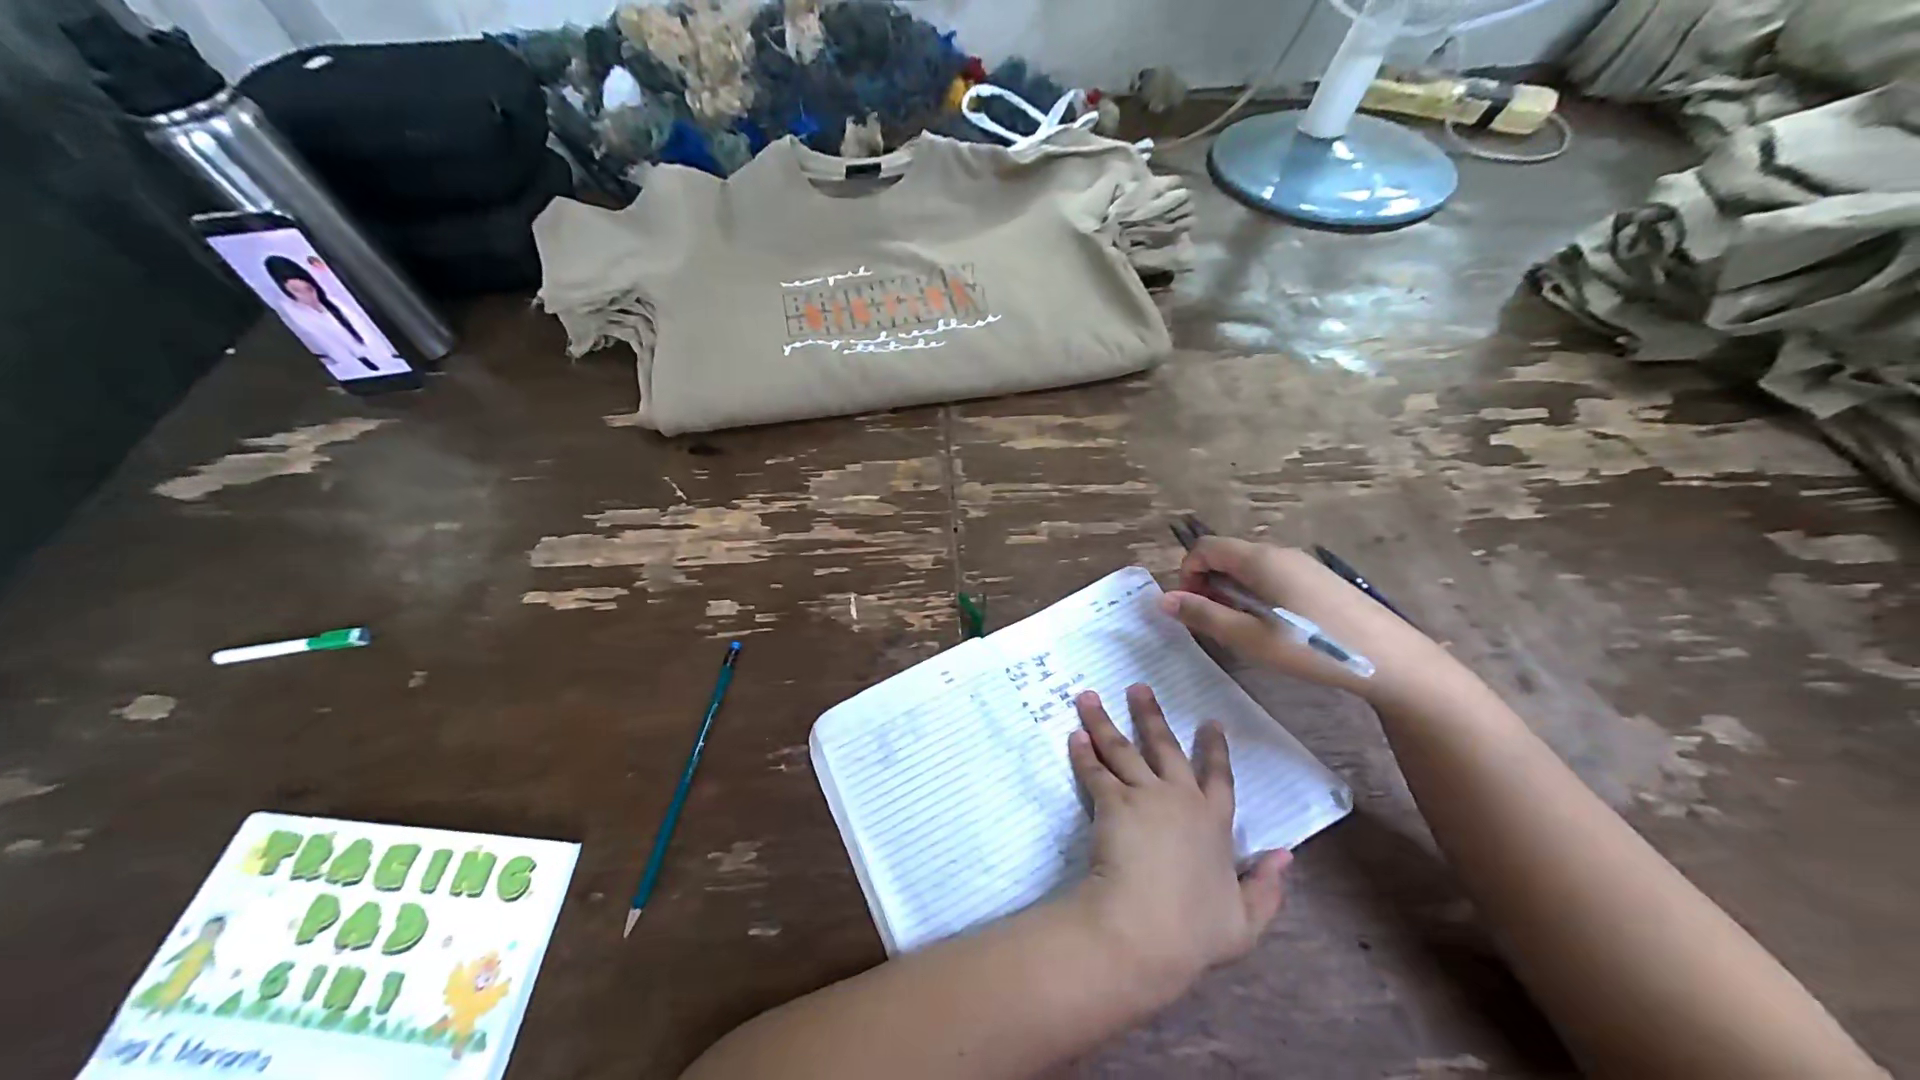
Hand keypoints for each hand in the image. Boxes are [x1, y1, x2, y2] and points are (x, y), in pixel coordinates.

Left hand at [1065, 684, 1291, 998]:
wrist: (1147, 927)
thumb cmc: (1195, 930)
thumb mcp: (1245, 919)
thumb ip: (1267, 887)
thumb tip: (1287, 855)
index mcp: (1215, 823)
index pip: (1219, 777)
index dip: (1215, 749)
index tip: (1211, 722)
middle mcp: (1181, 799)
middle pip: (1165, 747)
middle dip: (1151, 716)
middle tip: (1138, 688)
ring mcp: (1145, 796)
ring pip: (1123, 749)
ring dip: (1105, 722)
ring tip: (1088, 697)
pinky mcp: (1112, 802)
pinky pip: (1096, 771)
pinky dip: (1084, 753)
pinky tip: (1075, 736)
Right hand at [1159, 537, 1456, 705]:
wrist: (1392, 661)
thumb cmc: (1314, 648)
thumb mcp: (1251, 638)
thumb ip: (1205, 616)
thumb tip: (1163, 600)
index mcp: (1260, 560)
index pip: (1205, 547)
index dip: (1186, 573)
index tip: (1189, 608)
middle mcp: (1279, 552)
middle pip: (1227, 554)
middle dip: (1206, 583)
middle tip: (1211, 622)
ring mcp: (1303, 564)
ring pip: (1249, 567)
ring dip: (1230, 590)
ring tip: (1240, 628)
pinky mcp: (1319, 580)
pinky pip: (1272, 575)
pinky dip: (1255, 593)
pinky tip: (1272, 626)